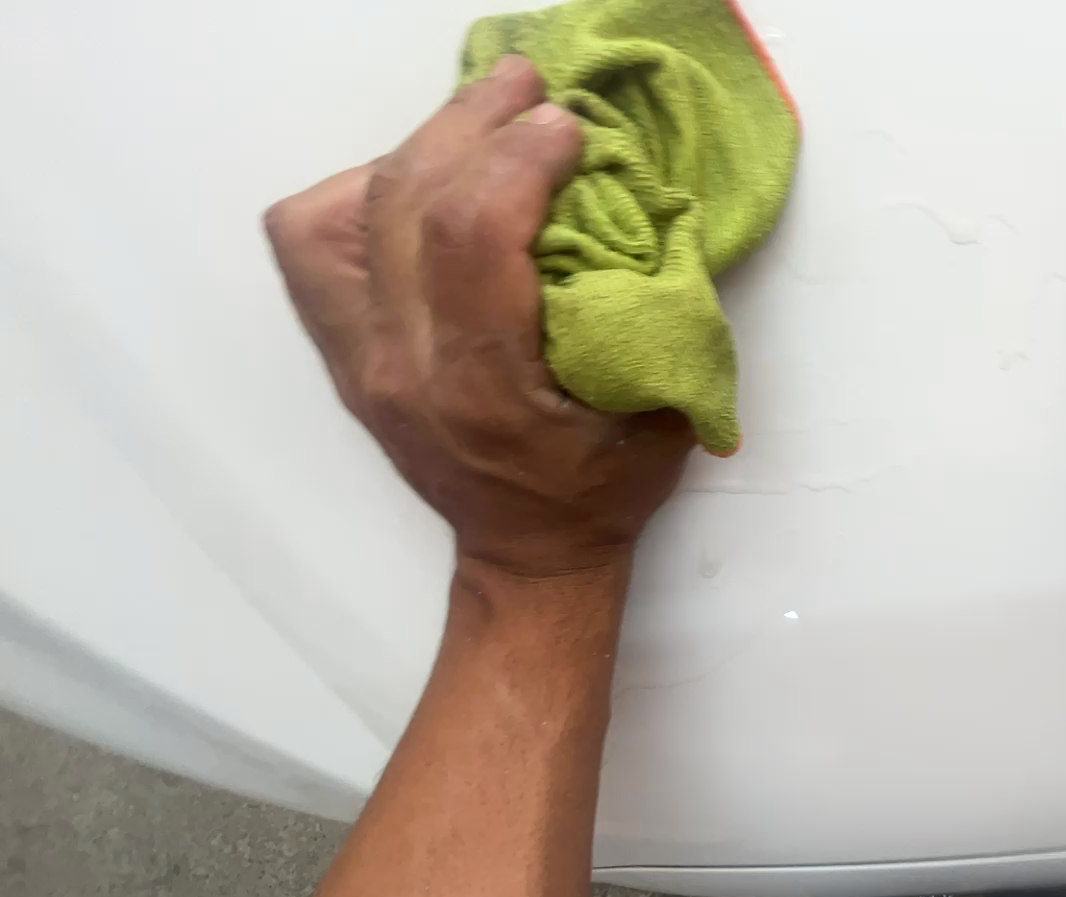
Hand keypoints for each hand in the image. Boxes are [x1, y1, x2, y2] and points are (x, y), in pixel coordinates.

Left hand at [264, 55, 692, 581]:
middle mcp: (404, 369)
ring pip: (347, 211)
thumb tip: (655, 233)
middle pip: (407, 207)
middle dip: (471, 127)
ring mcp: (359, 360)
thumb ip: (659, 333)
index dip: (520, 164)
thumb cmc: (605, 498)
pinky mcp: (343, 353)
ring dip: (419, 148)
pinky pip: (312, 242)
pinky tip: (418, 186)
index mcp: (488, 392)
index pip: (477, 242)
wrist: (529, 554)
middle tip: (524, 85)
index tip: (569, 127)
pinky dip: (361, 193)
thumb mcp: (664, 426)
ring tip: (479, 118)